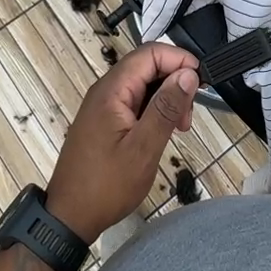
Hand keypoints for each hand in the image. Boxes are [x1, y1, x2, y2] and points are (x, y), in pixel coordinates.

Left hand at [45, 42, 200, 242]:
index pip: (150, 53)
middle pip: (147, 66)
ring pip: (143, 84)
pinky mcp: (105, 120)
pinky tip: (163, 131)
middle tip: (189, 116)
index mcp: (112, 90)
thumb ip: (166, 108)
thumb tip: (188, 73)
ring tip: (180, 128)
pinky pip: (135, 101)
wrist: (69, 217)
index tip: (202, 81)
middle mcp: (106, 90)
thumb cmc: (106, 186)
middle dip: (175, 80)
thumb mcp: (143, 148)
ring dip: (166, 97)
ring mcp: (104, 105)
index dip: (179, 59)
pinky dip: (154, 110)